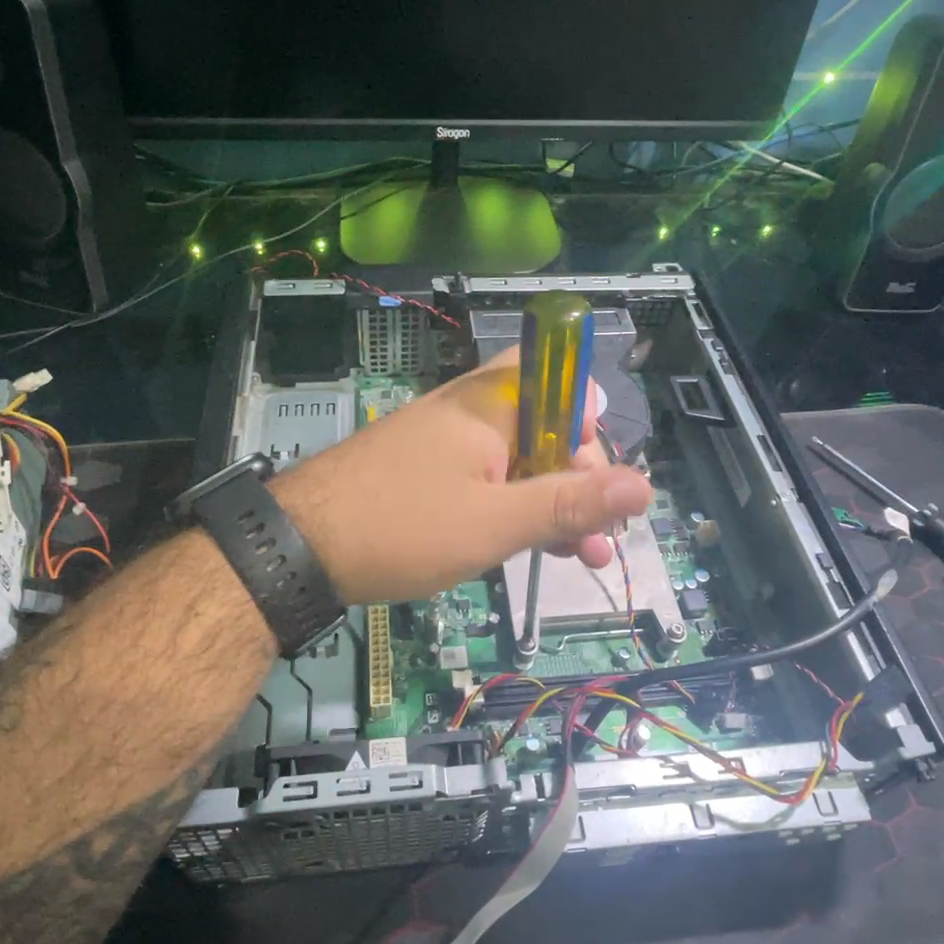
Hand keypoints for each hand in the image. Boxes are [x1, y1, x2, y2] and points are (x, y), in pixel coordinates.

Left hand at [271, 348, 652, 603]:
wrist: (298, 548)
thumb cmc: (402, 527)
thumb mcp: (495, 523)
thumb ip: (570, 503)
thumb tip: (645, 485)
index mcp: (492, 404)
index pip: (566, 386)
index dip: (592, 433)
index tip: (600, 488)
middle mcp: (472, 411)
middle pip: (548, 429)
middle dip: (581, 483)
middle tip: (598, 541)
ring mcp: (447, 442)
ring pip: (520, 461)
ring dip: (553, 505)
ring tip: (581, 557)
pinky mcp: (430, 471)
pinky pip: (489, 480)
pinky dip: (515, 509)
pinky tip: (531, 547)